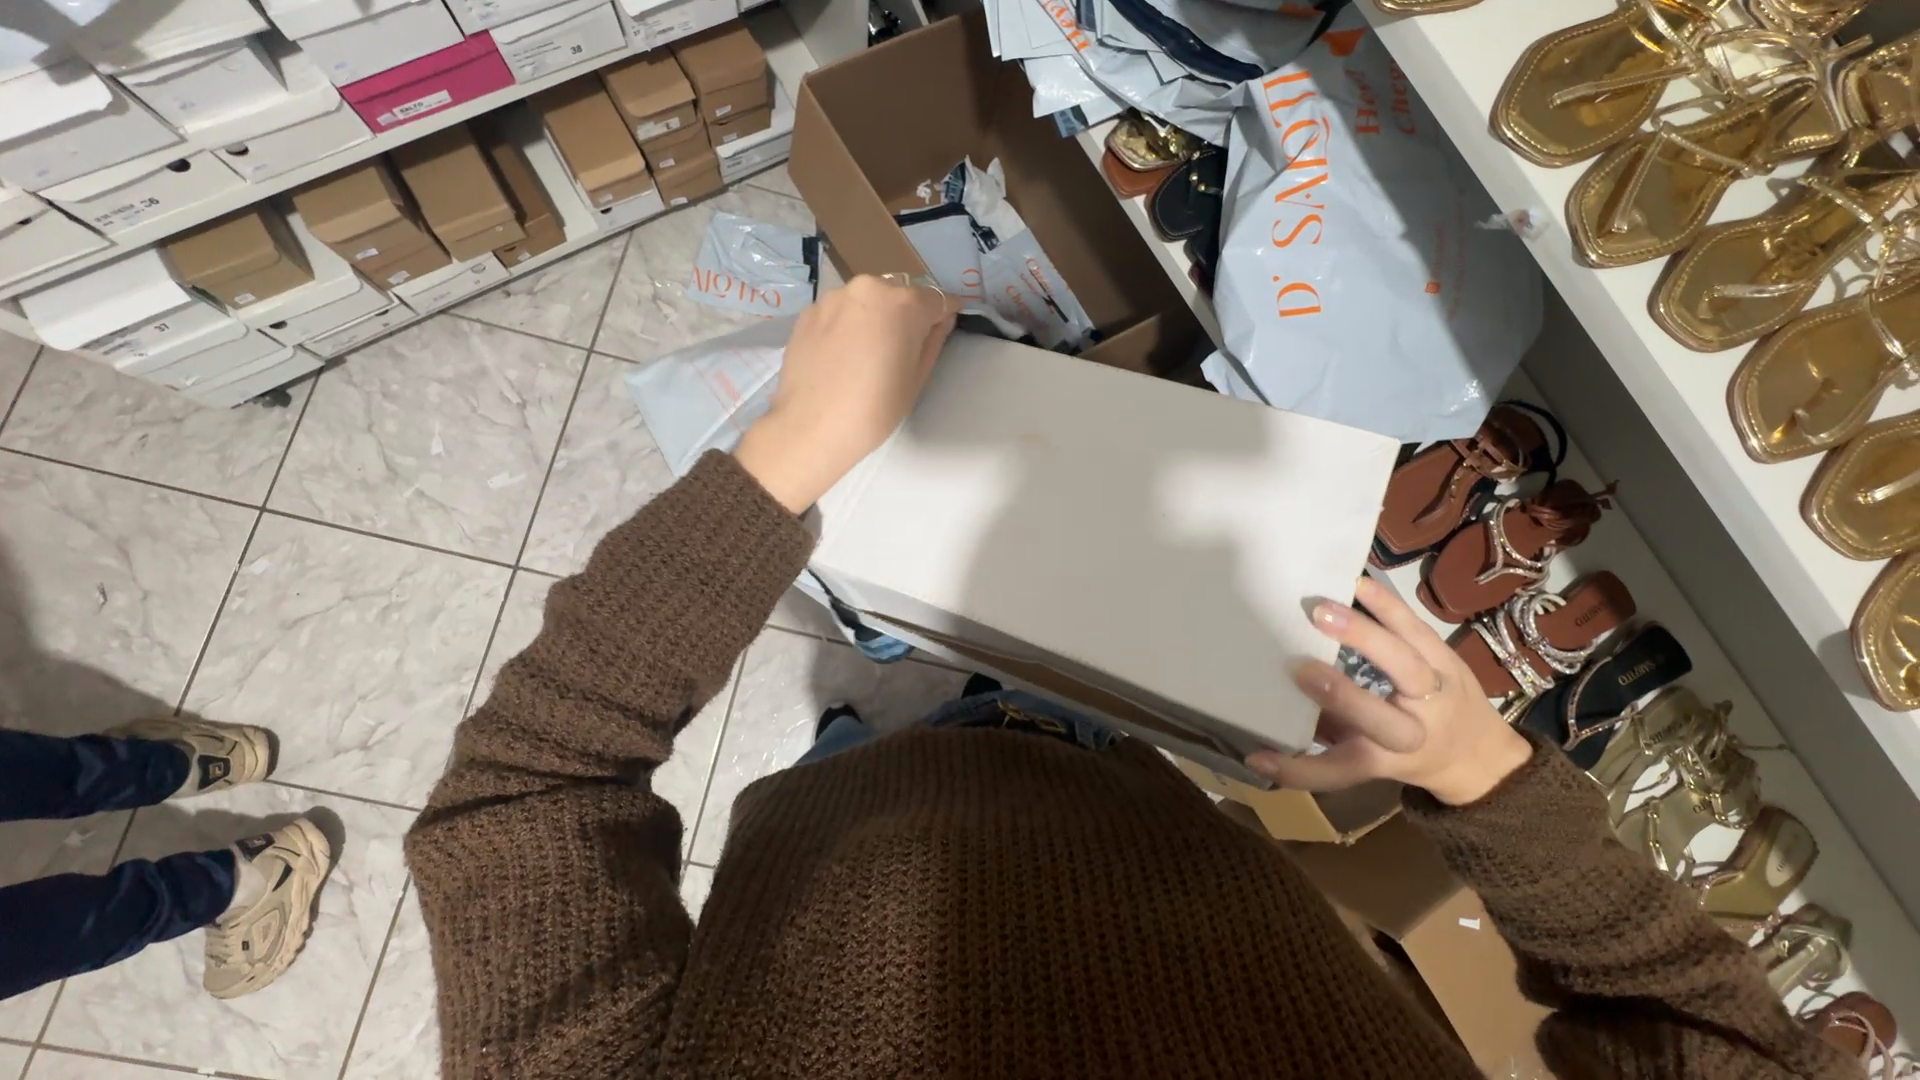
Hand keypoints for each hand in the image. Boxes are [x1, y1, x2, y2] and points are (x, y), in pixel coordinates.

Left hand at [734, 274, 961, 512]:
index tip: (941, 328)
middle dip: (905, 313)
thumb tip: (941, 319)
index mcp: (902, 303)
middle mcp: (867, 288)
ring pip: (865, 300)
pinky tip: (840, 356)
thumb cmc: (875, 408)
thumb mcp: (917, 378)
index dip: (942, 313)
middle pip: (898, 293)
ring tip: (865, 353)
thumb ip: (933, 340)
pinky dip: (845, 325)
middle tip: (899, 348)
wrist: (813, 427)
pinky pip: (838, 311)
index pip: (935, 298)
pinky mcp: (808, 313)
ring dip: (873, 316)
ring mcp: (833, 297)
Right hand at [1246, 576, 1533, 806]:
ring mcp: (1436, 694)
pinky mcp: (1448, 660)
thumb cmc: (1401, 751)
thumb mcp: (1362, 752)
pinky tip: (1359, 585)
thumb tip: (1270, 694)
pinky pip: (1418, 630)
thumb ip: (1322, 727)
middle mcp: (1409, 733)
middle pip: (1379, 719)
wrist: (1478, 753)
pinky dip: (1388, 605)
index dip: (1297, 769)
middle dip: (1342, 695)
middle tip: (1300, 667)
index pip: (1337, 771)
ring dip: (1363, 634)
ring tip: (1324, 609)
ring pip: (1405, 664)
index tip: (1258, 758)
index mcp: (1380, 758)